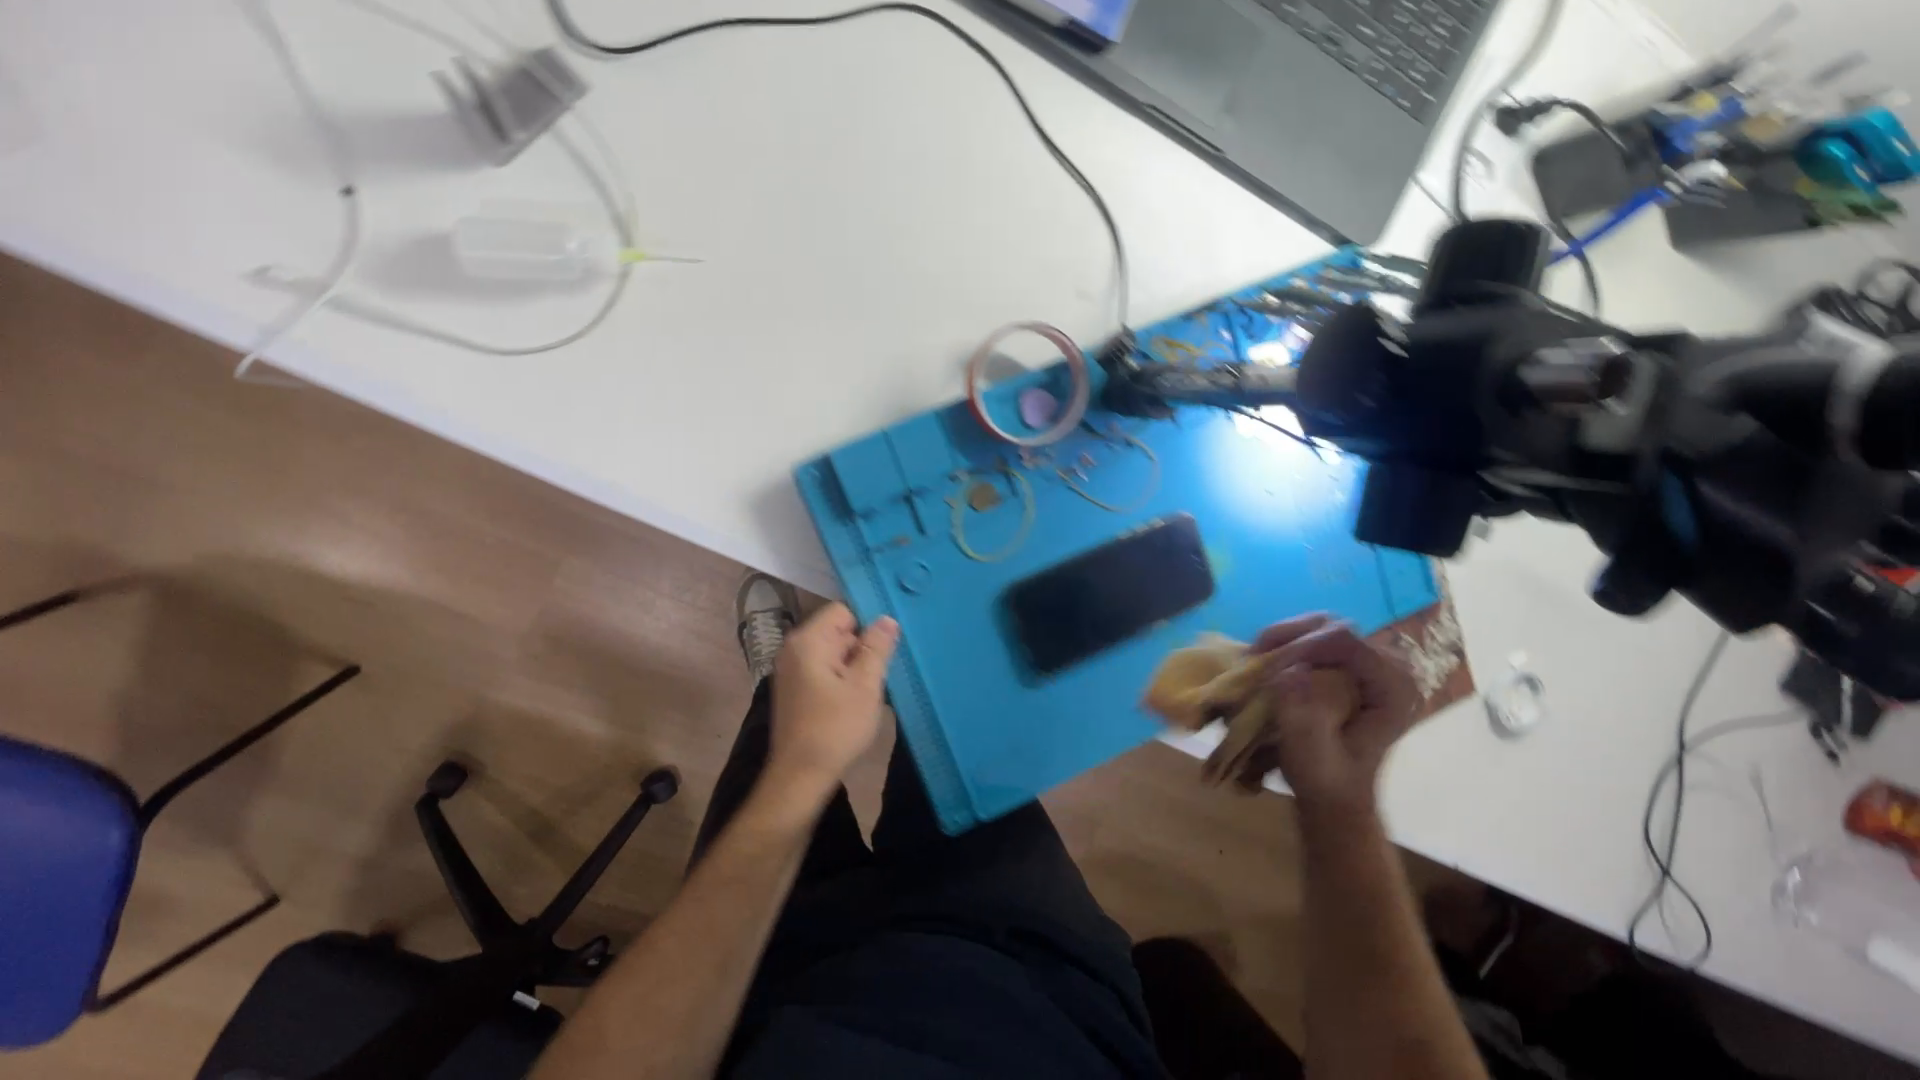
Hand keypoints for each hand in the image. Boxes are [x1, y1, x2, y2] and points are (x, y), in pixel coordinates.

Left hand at [767, 603, 898, 799]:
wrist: (800, 775)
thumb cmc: (835, 728)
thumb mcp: (865, 686)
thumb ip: (877, 648)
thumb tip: (887, 618)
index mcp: (807, 641)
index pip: (843, 611)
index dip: (868, 625)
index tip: (887, 647)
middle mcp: (793, 649)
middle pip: (838, 631)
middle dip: (862, 647)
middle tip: (882, 673)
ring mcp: (791, 670)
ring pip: (833, 653)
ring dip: (854, 666)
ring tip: (871, 689)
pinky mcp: (794, 690)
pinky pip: (823, 670)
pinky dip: (841, 679)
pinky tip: (855, 700)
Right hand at [1251, 614, 1419, 816]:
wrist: (1335, 798)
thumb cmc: (1326, 781)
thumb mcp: (1313, 759)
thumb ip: (1305, 720)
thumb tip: (1290, 672)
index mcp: (1394, 686)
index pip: (1344, 641)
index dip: (1299, 647)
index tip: (1263, 667)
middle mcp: (1391, 666)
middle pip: (1331, 626)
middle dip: (1287, 638)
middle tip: (1253, 658)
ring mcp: (1372, 663)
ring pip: (1320, 626)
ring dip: (1283, 640)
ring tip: (1256, 660)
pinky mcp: (1353, 666)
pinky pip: (1316, 638)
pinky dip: (1288, 646)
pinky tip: (1268, 664)